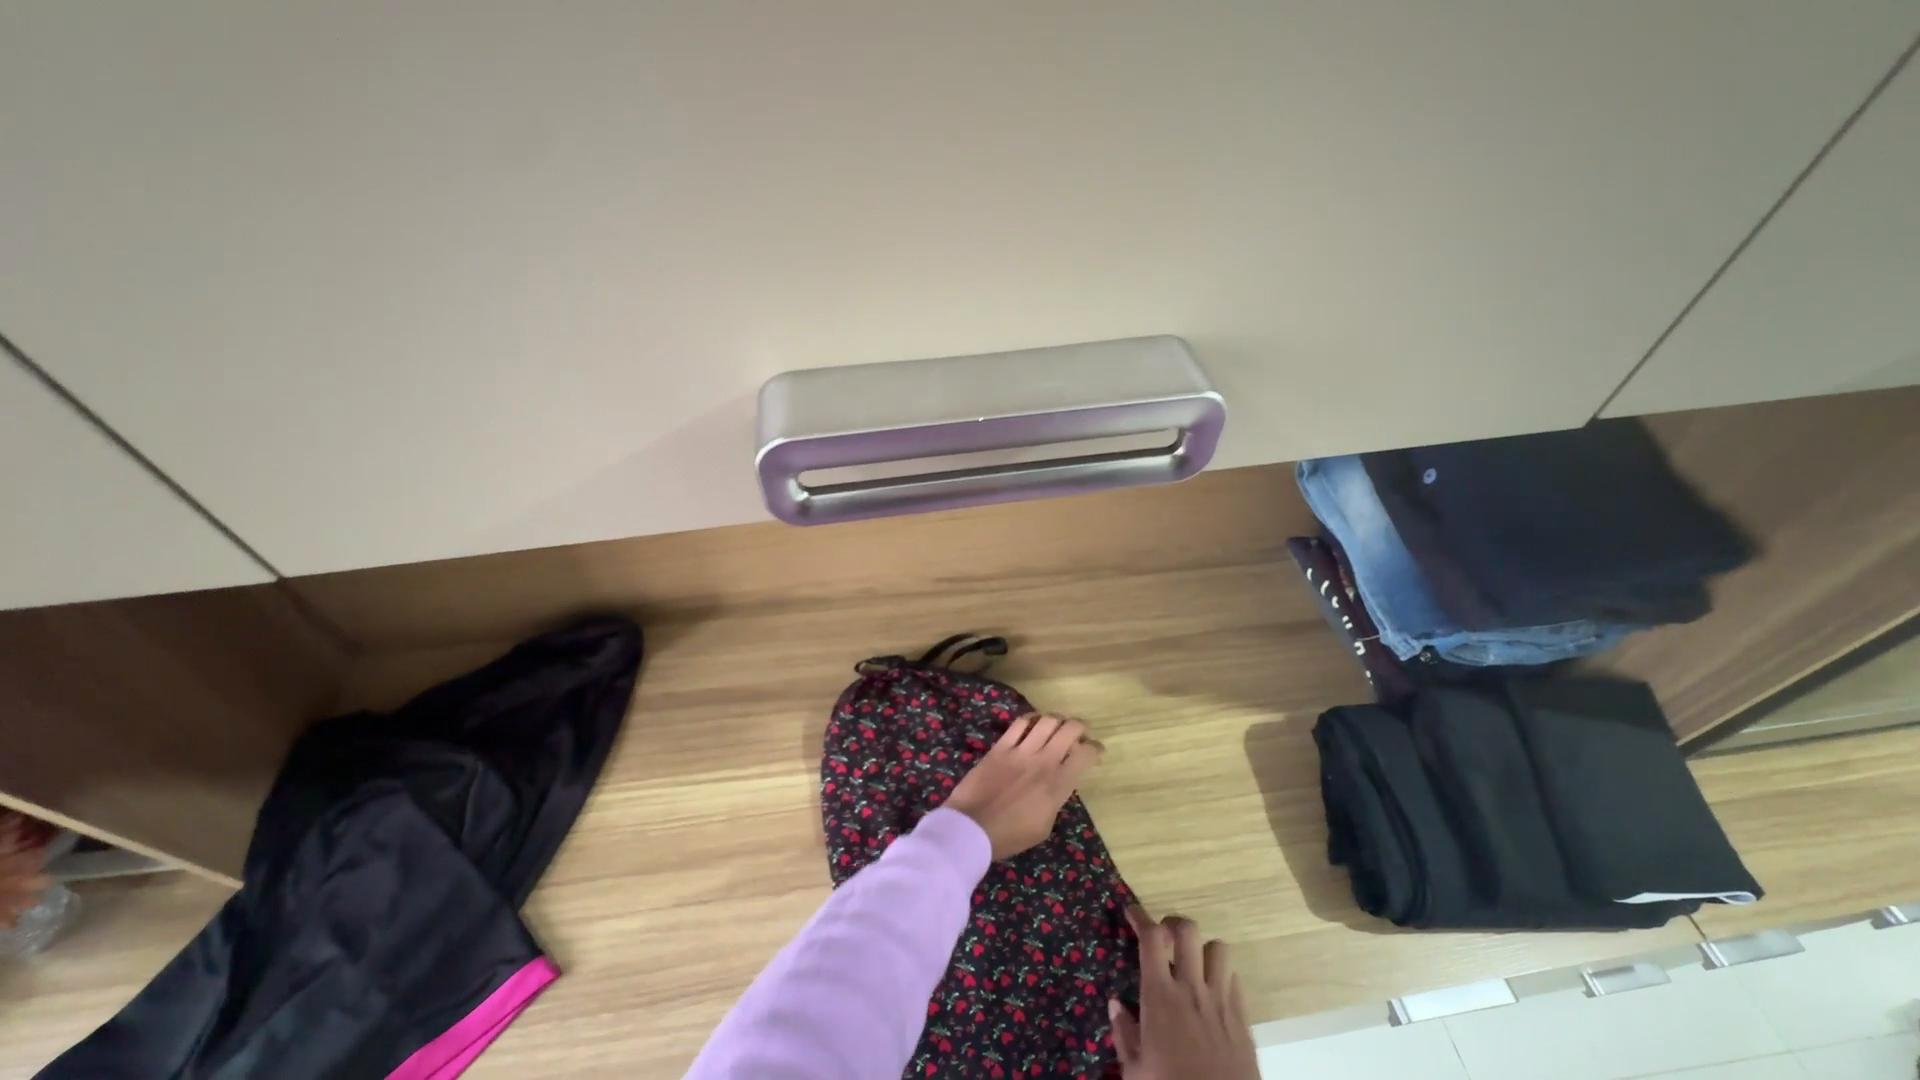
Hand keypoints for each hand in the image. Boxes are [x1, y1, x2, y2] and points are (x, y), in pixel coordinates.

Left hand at [944, 713, 1102, 860]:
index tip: (1096, 751)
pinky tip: (1034, 722)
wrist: (971, 828)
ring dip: (1058, 719)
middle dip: (1080, 727)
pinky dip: (1031, 719)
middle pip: (1070, 729)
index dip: (1095, 749)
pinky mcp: (1000, 747)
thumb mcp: (1044, 826)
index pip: (1085, 755)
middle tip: (1080, 733)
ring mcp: (1020, 751)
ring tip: (1058, 724)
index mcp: (1058, 785)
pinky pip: (1020, 723)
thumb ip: (1055, 801)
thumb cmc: (1009, 836)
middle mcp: (1044, 762)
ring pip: (1047, 721)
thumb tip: (1057, 785)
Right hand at [1110, 907, 1259, 1079]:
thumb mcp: (1134, 1069)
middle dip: (1173, 924)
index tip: (1132, 912)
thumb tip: (1116, 1004)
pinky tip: (1211, 992)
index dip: (1140, 917)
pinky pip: (1235, 978)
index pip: (1151, 939)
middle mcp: (1192, 989)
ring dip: (1202, 949)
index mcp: (1160, 997)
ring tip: (1191, 964)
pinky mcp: (1243, 1017)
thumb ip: (1124, 1033)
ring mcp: (1221, 1001)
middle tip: (1163, 937)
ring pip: (1218, 948)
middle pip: (1188, 930)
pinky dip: (1222, 976)